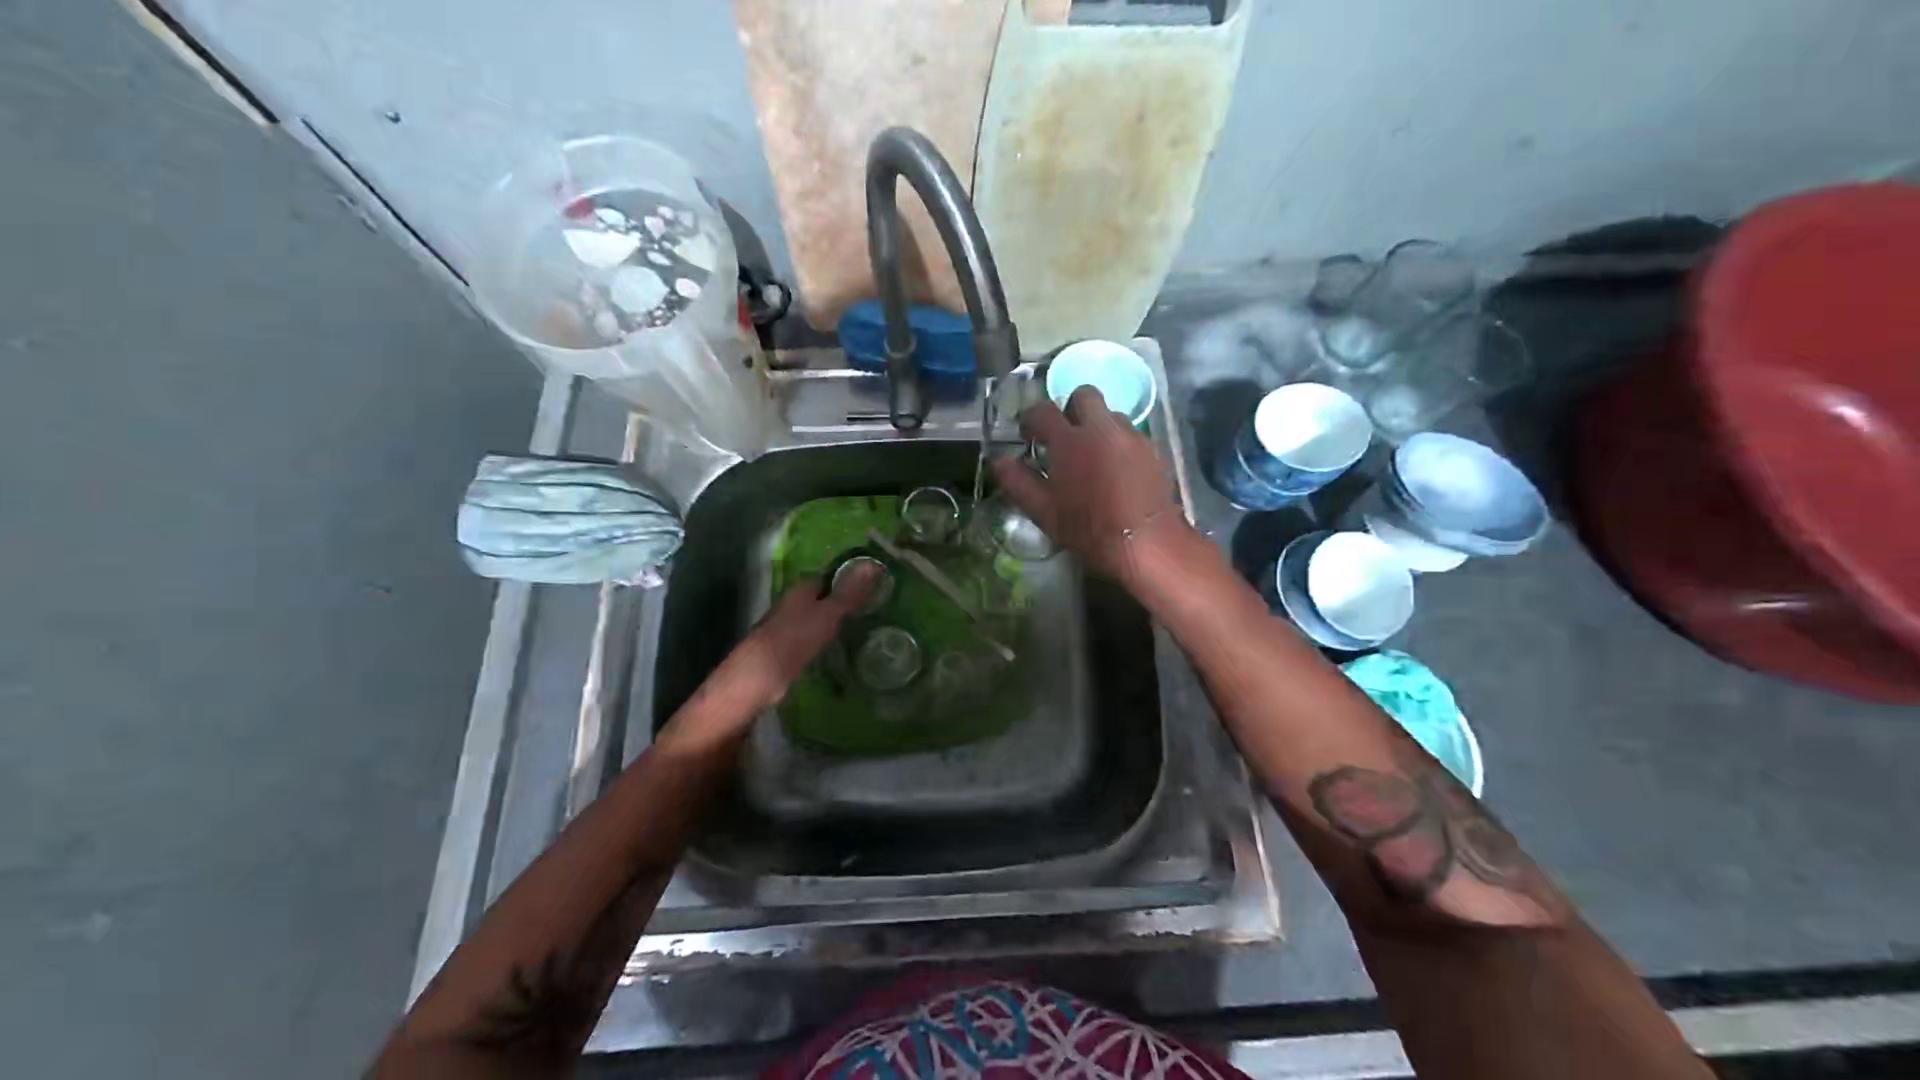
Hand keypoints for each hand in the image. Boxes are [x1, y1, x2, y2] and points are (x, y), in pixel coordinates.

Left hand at [725, 561, 881, 707]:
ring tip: (861, 628)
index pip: (828, 578)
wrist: (762, 676)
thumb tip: (873, 565)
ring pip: (816, 619)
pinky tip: (838, 648)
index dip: (849, 581)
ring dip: (833, 623)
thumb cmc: (796, 638)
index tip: (872, 588)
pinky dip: (824, 641)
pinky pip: (811, 639)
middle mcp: (791, 605)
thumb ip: (850, 593)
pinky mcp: (786, 650)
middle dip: (842, 603)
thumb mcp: (828, 614)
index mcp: (800, 590)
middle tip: (872, 609)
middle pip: (821, 599)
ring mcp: (787, 628)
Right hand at [991, 386, 1192, 580]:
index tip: (1028, 435)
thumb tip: (999, 462)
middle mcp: (1102, 428)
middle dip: (1071, 409)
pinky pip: (1130, 434)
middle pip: (1084, 395)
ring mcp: (1131, 436)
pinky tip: (1115, 470)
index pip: (1042, 411)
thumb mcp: (1044, 512)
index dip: (1030, 419)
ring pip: (1110, 414)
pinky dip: (1118, 443)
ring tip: (1092, 455)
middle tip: (1064, 436)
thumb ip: (1018, 483)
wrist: (1145, 544)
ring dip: (1097, 426)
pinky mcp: (1153, 449)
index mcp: (1070, 441)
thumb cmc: (1088, 529)